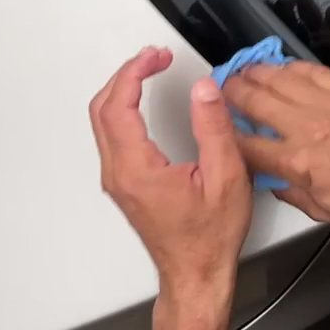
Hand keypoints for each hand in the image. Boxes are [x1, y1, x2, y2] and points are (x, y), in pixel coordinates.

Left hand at [90, 47, 253, 309]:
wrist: (197, 274)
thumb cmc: (212, 235)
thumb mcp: (227, 176)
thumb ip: (214, 128)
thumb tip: (204, 89)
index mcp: (138, 170)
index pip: (118, 108)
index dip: (135, 73)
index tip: (158, 56)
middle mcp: (119, 174)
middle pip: (102, 111)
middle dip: (127, 75)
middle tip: (156, 56)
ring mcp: (120, 180)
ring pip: (103, 122)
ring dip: (124, 89)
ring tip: (152, 69)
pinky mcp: (127, 183)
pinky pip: (113, 135)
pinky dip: (125, 107)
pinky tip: (145, 100)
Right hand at [223, 60, 329, 225]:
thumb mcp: (322, 209)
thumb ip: (290, 192)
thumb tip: (272, 180)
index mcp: (296, 161)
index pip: (246, 145)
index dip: (225, 136)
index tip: (216, 130)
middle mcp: (307, 127)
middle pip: (256, 102)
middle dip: (232, 93)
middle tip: (219, 88)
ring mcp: (328, 104)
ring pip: (281, 79)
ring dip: (257, 73)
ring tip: (243, 71)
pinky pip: (313, 71)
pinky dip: (294, 66)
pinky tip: (282, 66)